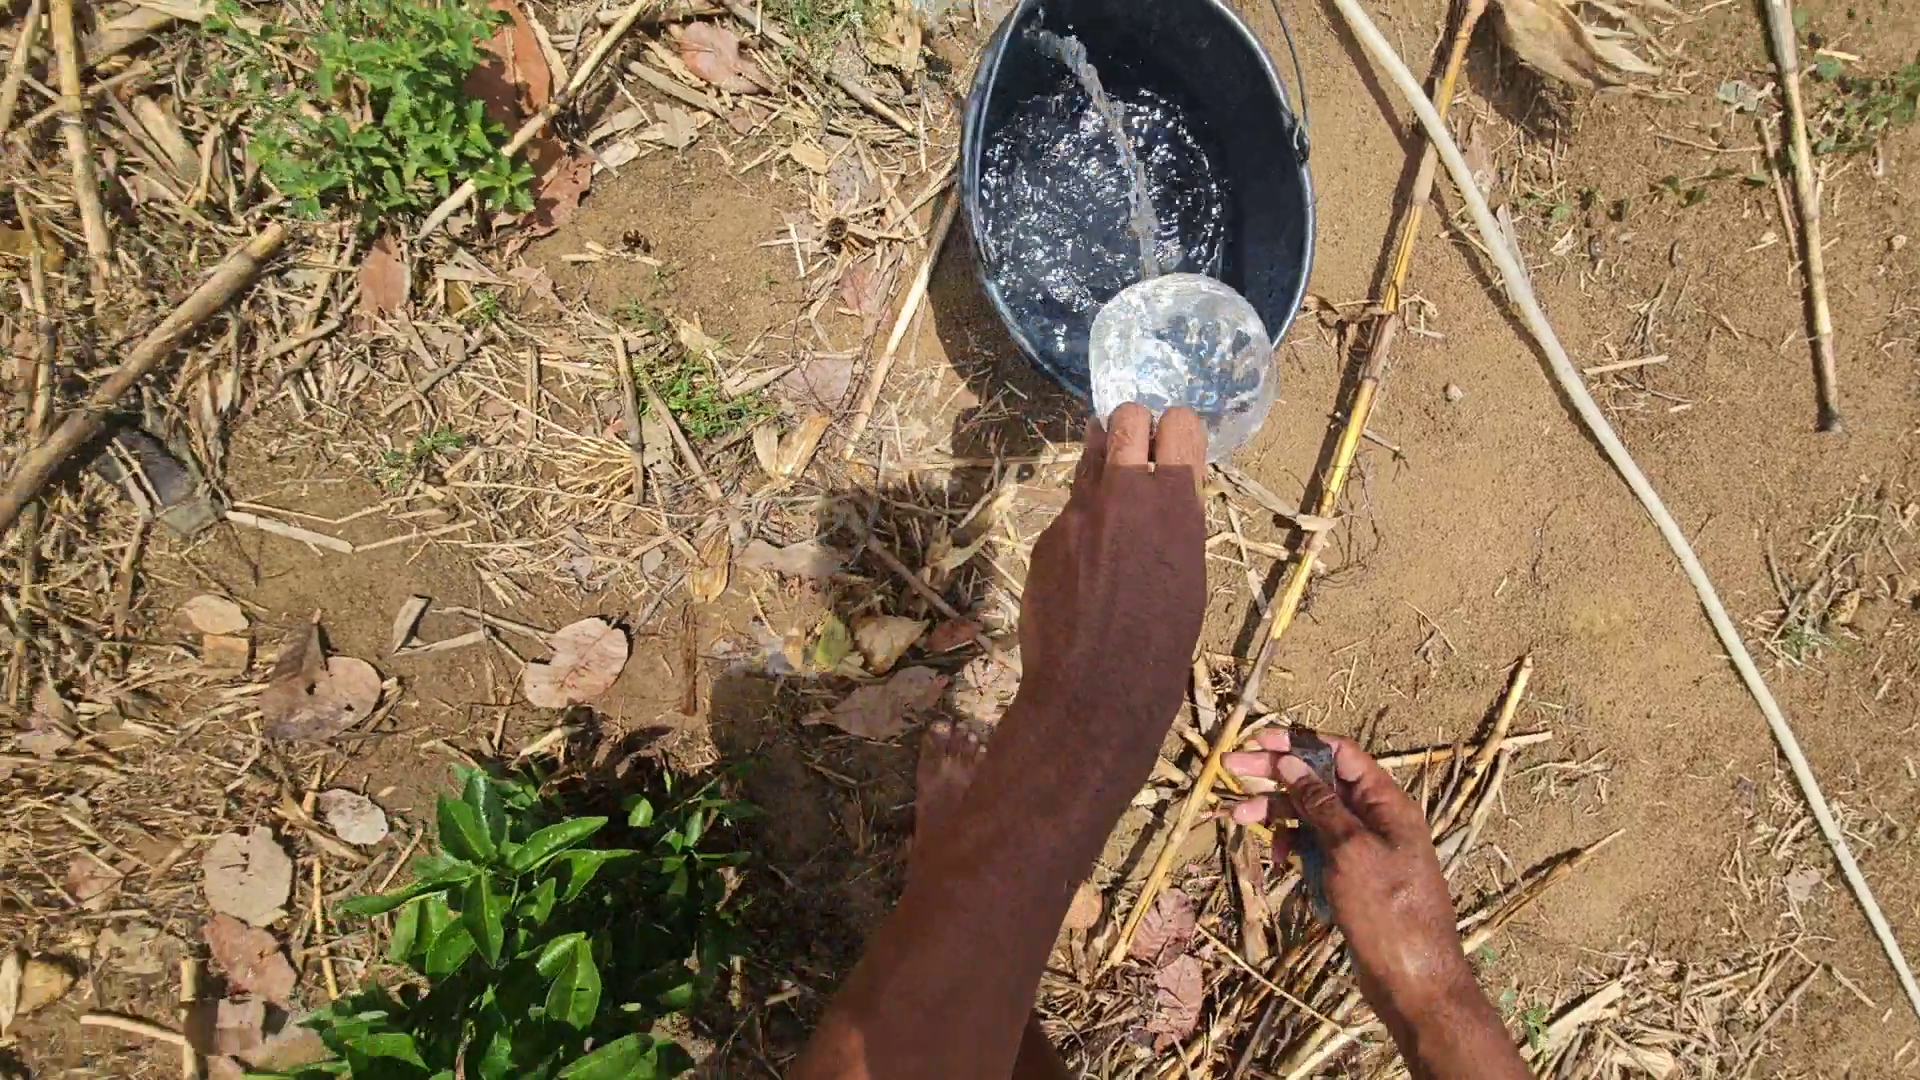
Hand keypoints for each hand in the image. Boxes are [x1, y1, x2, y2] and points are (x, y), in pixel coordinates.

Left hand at [1015, 404, 1206, 729]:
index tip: (1170, 444)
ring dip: (1100, 463)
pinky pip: (1068, 512)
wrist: (1096, 689)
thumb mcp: (1189, 577)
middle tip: (1132, 453)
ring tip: (1107, 495)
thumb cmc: (1161, 646)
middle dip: (1131, 427)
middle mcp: (1125, 494)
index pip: (1178, 423)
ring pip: (1088, 456)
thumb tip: (1161, 496)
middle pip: (1124, 418)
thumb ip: (1173, 524)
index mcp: (1176, 504)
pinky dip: (1078, 525)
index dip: (1174, 430)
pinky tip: (1081, 565)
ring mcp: (1079, 512)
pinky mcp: (1047, 535)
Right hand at [1224, 733, 1477, 1025]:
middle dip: (1275, 773)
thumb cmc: (1387, 911)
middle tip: (1232, 765)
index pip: (1340, 754)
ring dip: (1274, 812)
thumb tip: (1291, 763)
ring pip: (1309, 813)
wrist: (1414, 983)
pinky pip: (1313, 844)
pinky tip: (1277, 858)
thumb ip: (1319, 803)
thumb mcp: (1350, 849)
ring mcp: (1361, 846)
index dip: (1299, 743)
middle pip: (1318, 780)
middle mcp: (1373, 818)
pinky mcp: (1349, 872)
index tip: (1260, 740)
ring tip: (1238, 816)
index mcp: (1385, 803)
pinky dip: (1292, 844)